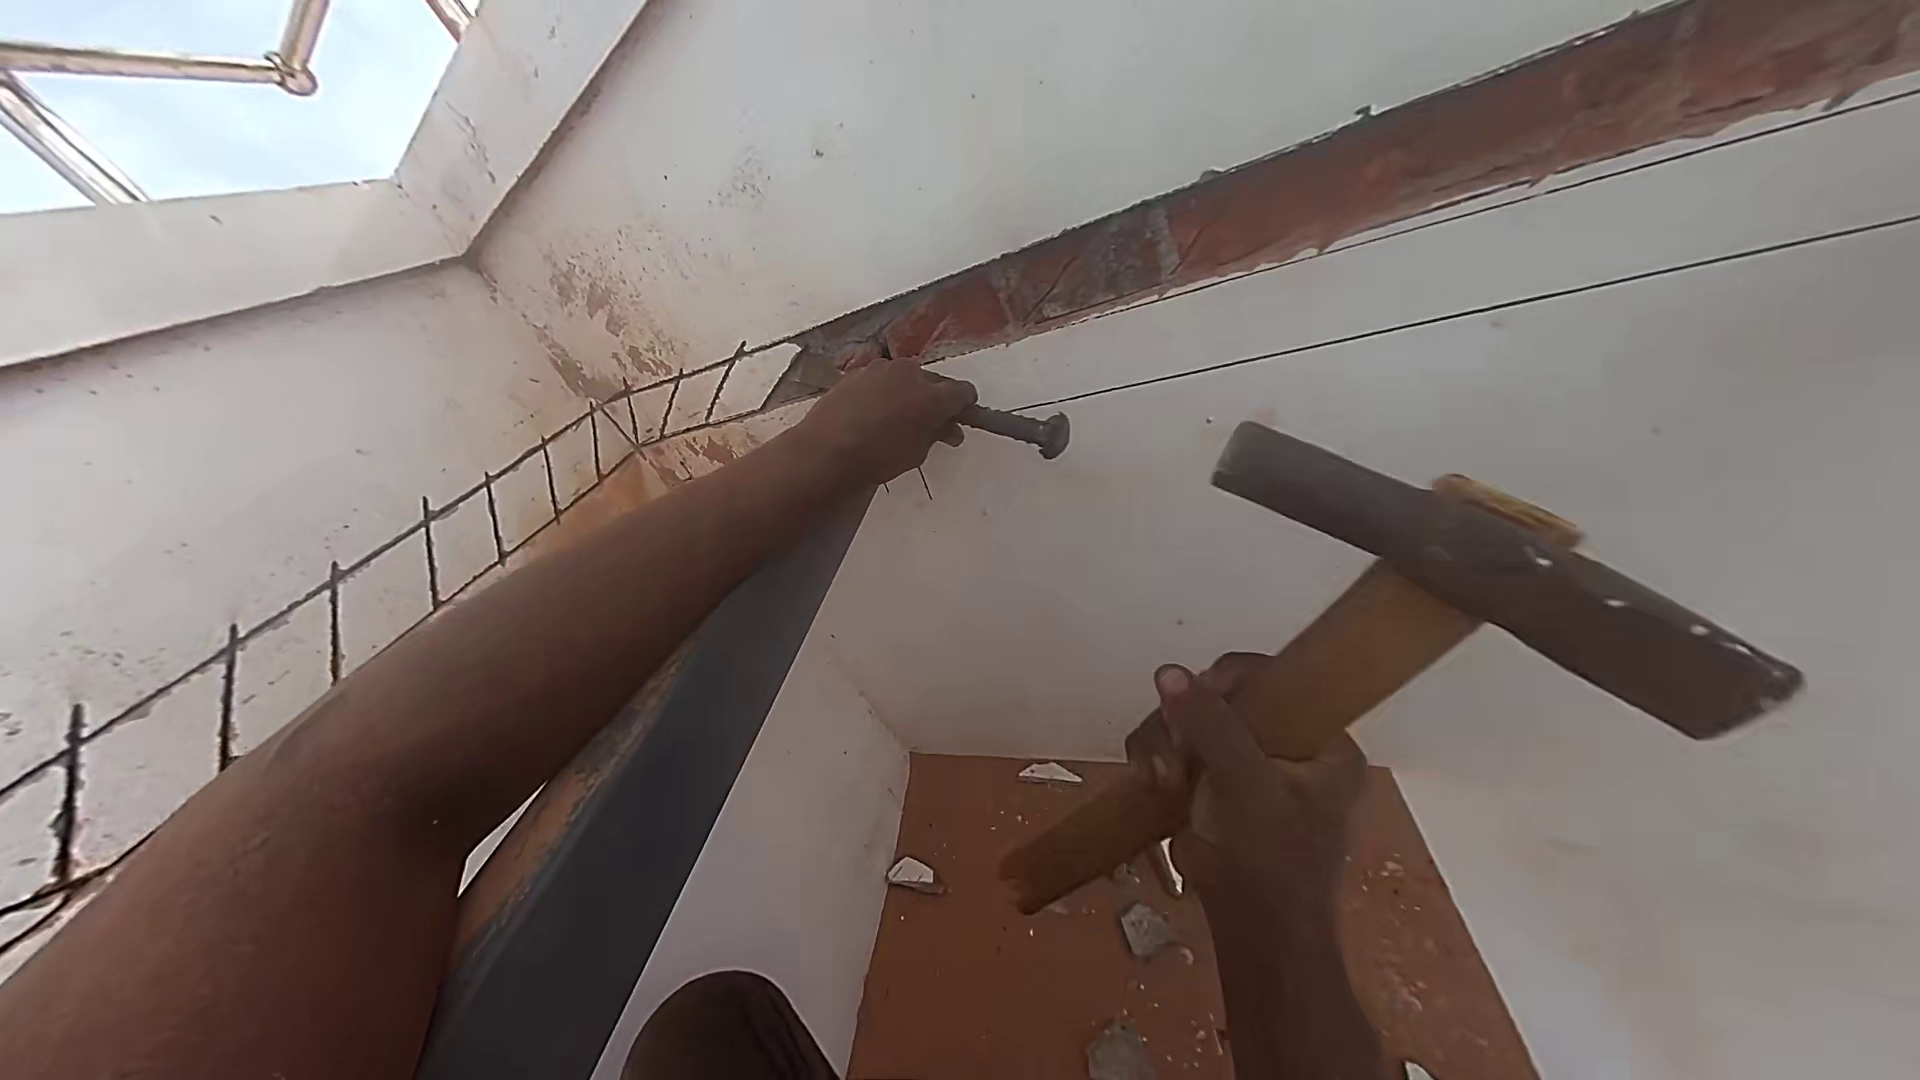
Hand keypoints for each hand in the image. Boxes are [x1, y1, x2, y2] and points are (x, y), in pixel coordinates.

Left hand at [792, 346, 976, 484]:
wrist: (826, 450)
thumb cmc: (879, 457)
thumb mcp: (917, 452)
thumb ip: (937, 434)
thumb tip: (949, 429)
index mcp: (932, 395)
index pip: (963, 392)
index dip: (965, 406)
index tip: (959, 418)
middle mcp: (910, 373)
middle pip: (933, 382)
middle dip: (935, 401)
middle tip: (930, 425)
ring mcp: (880, 369)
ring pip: (905, 379)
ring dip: (908, 394)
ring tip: (898, 420)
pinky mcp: (856, 373)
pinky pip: (880, 381)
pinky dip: (883, 394)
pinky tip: (873, 415)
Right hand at [1129, 655, 1367, 908]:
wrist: (1252, 934)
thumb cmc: (1269, 861)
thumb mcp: (1245, 784)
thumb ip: (1211, 724)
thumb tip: (1169, 672)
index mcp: (1323, 742)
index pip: (1276, 679)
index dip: (1231, 679)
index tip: (1195, 696)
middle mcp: (1286, 745)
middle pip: (1223, 698)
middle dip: (1188, 723)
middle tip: (1175, 749)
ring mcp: (1246, 763)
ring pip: (1191, 720)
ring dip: (1166, 743)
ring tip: (1161, 778)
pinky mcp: (1214, 782)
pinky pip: (1177, 746)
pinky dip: (1159, 758)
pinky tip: (1154, 781)